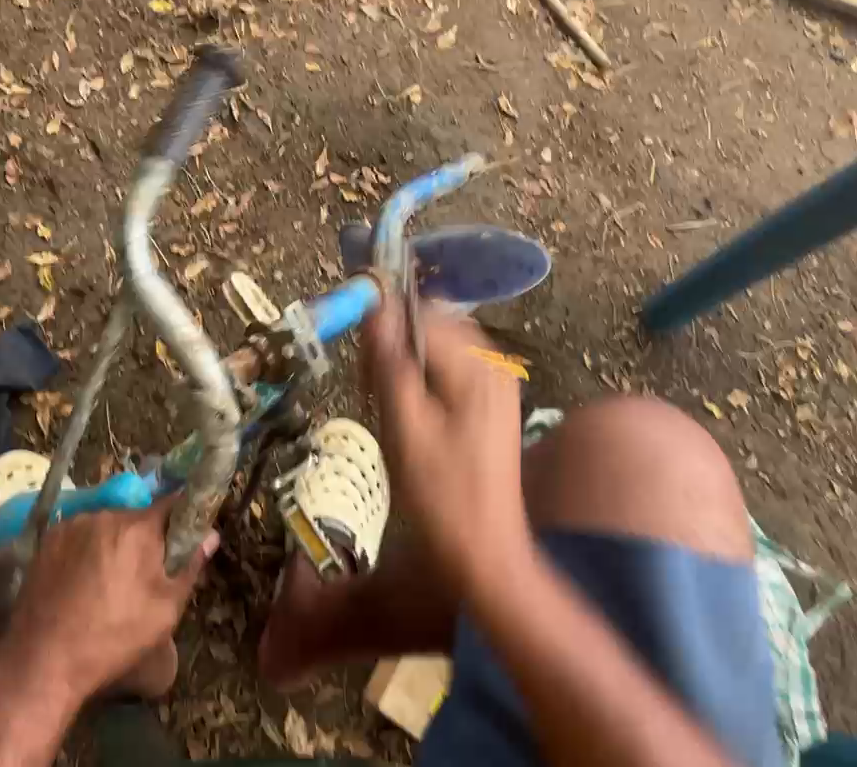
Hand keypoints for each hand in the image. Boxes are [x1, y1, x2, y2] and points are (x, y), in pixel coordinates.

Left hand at [5, 499, 215, 702]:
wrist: (43, 660)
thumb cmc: (114, 637)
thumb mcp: (165, 610)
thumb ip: (190, 566)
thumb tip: (210, 535)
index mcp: (139, 528)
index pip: (173, 503)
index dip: (183, 518)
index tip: (186, 535)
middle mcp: (105, 514)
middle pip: (137, 517)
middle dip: (145, 538)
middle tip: (144, 573)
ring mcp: (72, 524)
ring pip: (106, 525)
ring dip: (114, 543)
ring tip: (107, 582)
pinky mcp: (48, 539)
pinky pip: (80, 534)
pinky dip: (86, 549)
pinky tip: (81, 580)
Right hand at [360, 294, 530, 588]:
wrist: (482, 549)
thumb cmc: (438, 493)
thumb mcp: (403, 425)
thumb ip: (389, 362)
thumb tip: (374, 307)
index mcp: (477, 368)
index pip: (423, 315)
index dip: (385, 327)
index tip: (359, 361)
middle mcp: (494, 366)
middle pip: (433, 326)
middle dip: (395, 344)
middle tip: (368, 385)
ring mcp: (497, 384)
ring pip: (439, 346)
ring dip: (406, 362)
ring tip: (384, 400)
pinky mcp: (491, 402)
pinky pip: (450, 369)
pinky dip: (423, 378)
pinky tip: (407, 410)